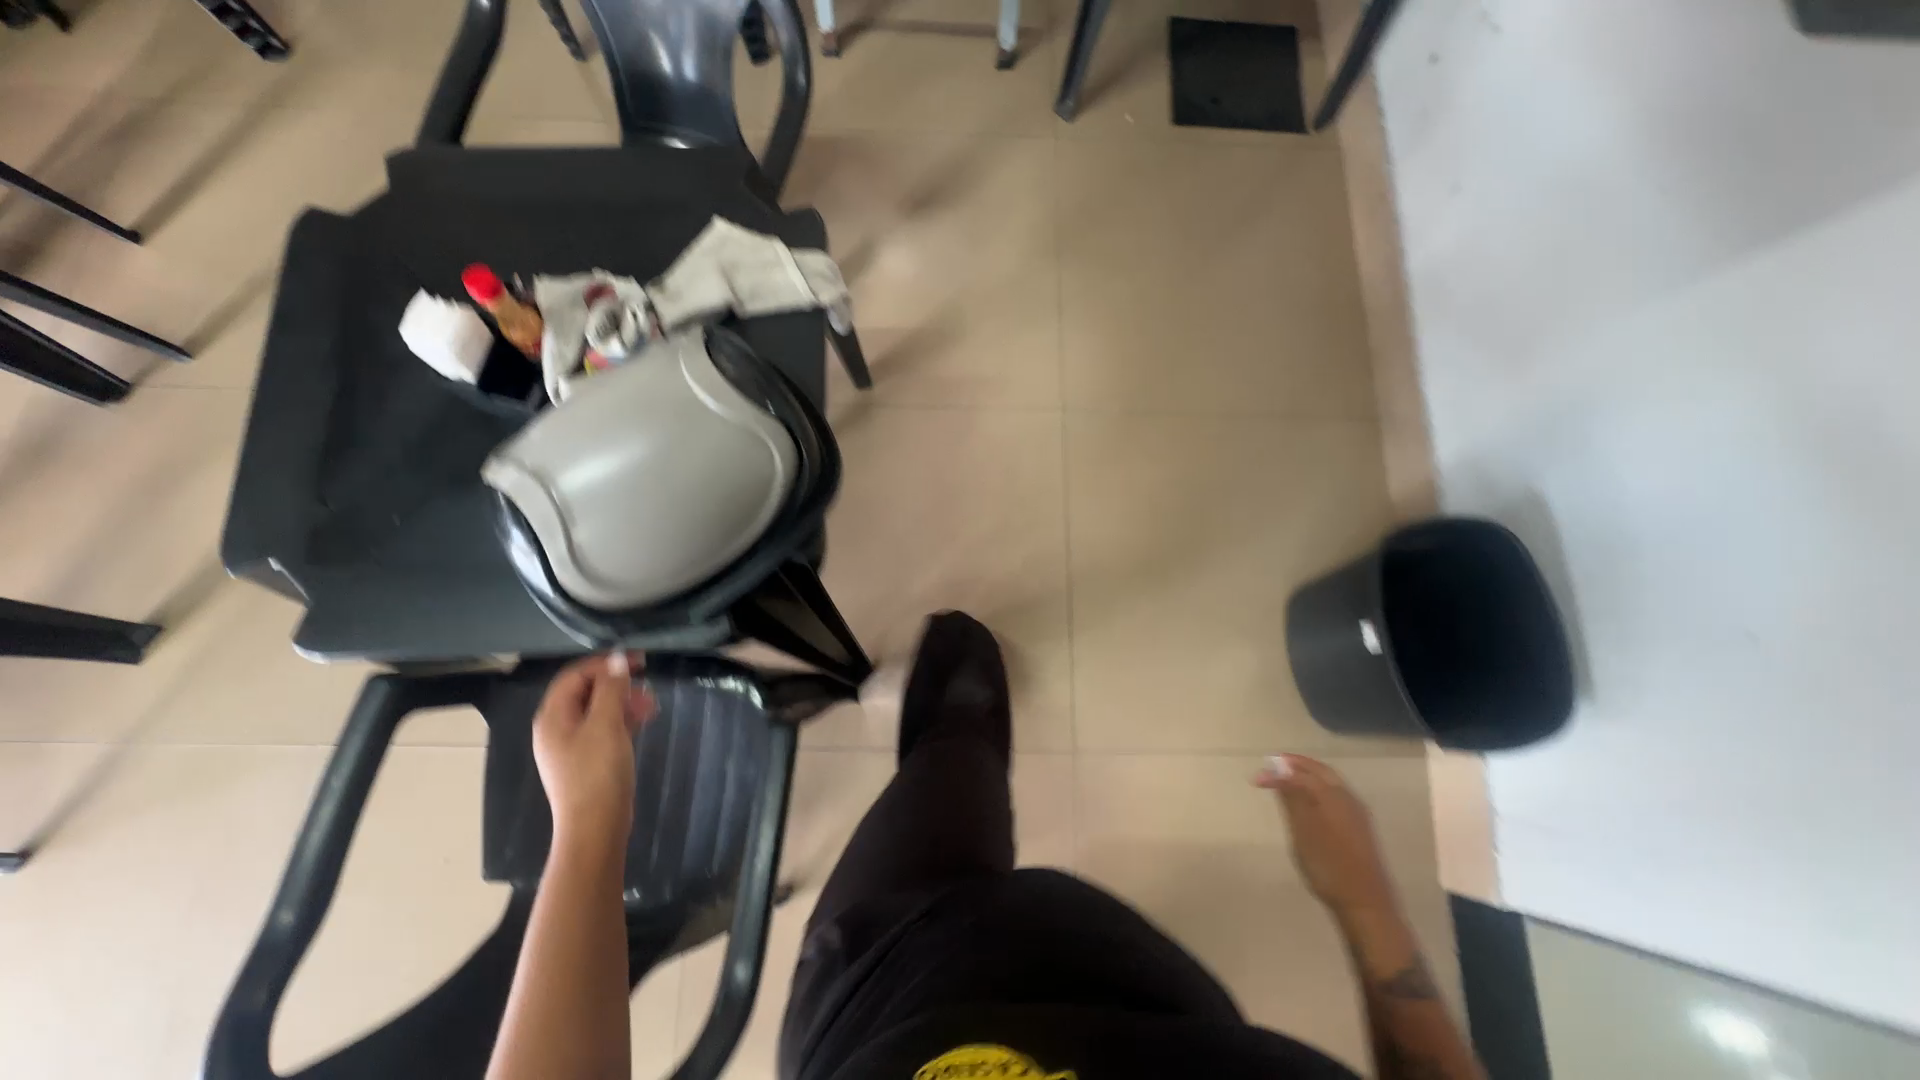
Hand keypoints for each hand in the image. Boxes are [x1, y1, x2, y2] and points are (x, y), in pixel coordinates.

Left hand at [532, 652, 656, 853]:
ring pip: (596, 711)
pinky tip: (640, 725)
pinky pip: (601, 730)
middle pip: (585, 692)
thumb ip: (611, 689)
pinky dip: (621, 721)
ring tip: (650, 709)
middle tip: (647, 690)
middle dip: (617, 685)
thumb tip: (616, 661)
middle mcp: (555, 729)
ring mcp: (570, 747)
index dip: (605, 664)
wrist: (594, 829)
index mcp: (553, 717)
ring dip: (622, 703)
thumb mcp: (606, 725)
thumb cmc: (597, 773)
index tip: (639, 661)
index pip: (575, 676)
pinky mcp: (585, 762)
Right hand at [1256, 753, 1399, 920]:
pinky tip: (1312, 801)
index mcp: (1332, 796)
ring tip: (1289, 779)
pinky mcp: (1361, 827)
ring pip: (1332, 782)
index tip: (1256, 779)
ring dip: (1310, 774)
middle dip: (1298, 764)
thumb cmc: (1328, 866)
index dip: (1277, 772)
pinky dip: (1321, 787)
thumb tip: (1277, 773)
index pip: (1300, 774)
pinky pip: (1338, 794)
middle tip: (1275, 763)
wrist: (1366, 902)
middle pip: (1321, 771)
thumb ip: (1292, 800)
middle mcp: (1348, 798)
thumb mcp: (1302, 833)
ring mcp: (1357, 813)